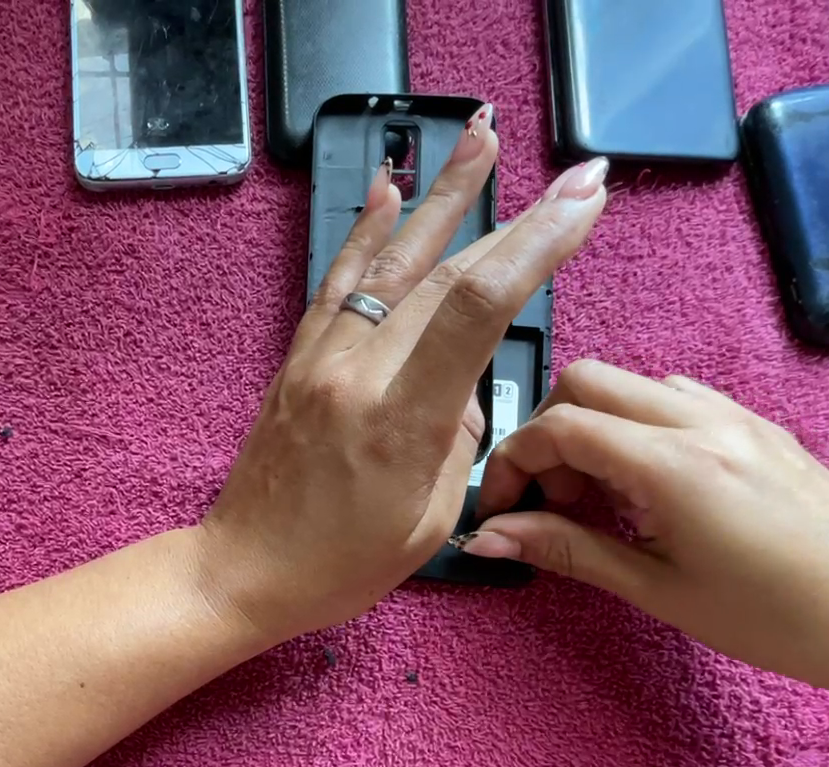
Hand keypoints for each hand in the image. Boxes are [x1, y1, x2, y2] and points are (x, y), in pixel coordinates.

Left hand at [195, 109, 611, 640]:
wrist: (243, 569)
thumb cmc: (338, 567)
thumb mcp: (426, 522)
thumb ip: (457, 443)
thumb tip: (461, 386)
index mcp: (398, 422)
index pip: (474, 310)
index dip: (535, 246)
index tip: (586, 203)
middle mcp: (355, 374)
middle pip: (440, 276)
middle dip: (514, 220)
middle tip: (574, 175)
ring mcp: (318, 363)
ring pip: (386, 265)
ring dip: (438, 197)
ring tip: (478, 134)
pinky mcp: (294, 364)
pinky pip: (333, 288)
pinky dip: (362, 236)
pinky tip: (386, 192)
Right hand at [465, 359, 828, 706]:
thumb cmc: (777, 620)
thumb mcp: (657, 590)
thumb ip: (565, 550)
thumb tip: (486, 538)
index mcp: (675, 463)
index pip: (559, 426)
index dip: (511, 463)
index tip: (500, 511)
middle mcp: (703, 421)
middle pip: (584, 382)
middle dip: (544, 434)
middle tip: (549, 500)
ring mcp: (736, 418)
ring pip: (629, 385)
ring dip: (589, 428)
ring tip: (597, 498)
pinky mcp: (757, 429)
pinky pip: (672, 399)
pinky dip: (631, 427)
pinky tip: (643, 486)